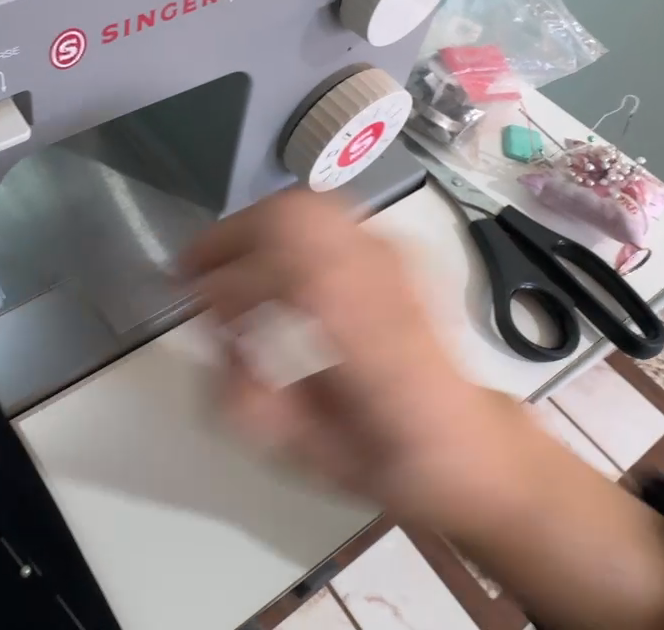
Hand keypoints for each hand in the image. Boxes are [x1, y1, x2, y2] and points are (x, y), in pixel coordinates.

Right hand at [188, 192, 663, 629]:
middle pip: (293, 219)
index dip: (231, 286)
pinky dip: (278, 227)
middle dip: (230, 238)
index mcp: (375, 344)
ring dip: (252, 228)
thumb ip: (250, 403)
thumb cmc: (389, 459)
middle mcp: (388, 284)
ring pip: (305, 204)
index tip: (196, 305)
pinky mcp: (392, 248)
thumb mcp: (310, 457)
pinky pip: (319, 212)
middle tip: (197, 273)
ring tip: (228, 266)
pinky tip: (267, 263)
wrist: (467, 441)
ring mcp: (395, 257)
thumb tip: (219, 345)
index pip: (293, 278)